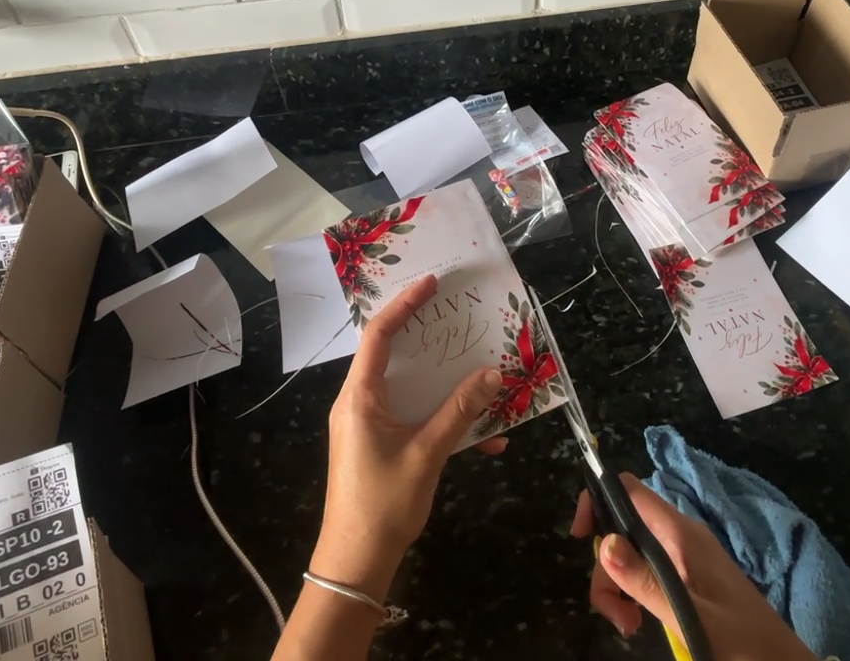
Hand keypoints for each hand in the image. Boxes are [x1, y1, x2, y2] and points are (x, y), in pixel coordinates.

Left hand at [311, 275, 505, 598]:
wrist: (355, 564)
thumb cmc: (384, 504)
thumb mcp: (426, 453)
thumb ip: (459, 412)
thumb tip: (494, 375)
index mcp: (360, 396)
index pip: (379, 335)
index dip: (404, 305)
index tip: (431, 283)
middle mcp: (359, 402)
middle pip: (394, 355)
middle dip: (429, 337)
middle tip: (458, 315)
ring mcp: (368, 424)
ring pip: (409, 387)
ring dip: (444, 383)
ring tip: (479, 369)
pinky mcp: (378, 444)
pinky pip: (413, 417)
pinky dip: (443, 420)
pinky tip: (484, 440)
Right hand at [572, 474, 816, 660]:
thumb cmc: (744, 642)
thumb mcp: (691, 617)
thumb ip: (646, 582)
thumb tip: (604, 543)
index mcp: (680, 532)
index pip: (628, 489)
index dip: (597, 500)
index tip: (580, 537)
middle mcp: (678, 534)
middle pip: (622, 528)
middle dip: (606, 564)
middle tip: (615, 615)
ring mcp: (683, 555)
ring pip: (630, 551)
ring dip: (618, 584)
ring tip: (629, 626)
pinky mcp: (687, 576)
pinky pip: (646, 569)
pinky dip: (634, 590)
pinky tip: (639, 619)